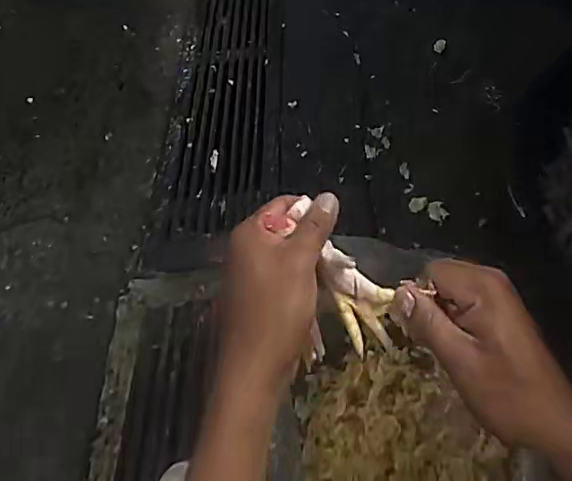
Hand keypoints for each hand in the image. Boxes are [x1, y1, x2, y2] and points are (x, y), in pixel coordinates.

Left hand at [218, 192, 337, 394]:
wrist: (252, 375)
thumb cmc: (276, 311)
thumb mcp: (302, 260)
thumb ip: (316, 225)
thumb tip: (328, 196)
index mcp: (249, 234)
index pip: (285, 203)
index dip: (310, 213)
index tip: (327, 234)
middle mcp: (243, 251)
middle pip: (287, 229)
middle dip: (312, 241)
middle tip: (327, 260)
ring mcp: (246, 277)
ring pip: (287, 255)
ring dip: (308, 264)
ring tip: (320, 281)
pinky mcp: (252, 299)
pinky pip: (281, 277)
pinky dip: (298, 282)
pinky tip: (308, 299)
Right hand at [391, 259, 571, 452]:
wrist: (550, 414)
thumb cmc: (505, 391)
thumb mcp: (459, 360)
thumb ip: (428, 322)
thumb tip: (399, 293)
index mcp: (482, 285)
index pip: (432, 270)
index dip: (417, 298)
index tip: (414, 332)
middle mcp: (492, 279)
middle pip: (443, 276)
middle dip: (429, 306)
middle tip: (430, 344)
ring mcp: (500, 292)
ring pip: (454, 290)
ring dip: (443, 315)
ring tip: (447, 350)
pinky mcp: (503, 308)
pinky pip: (468, 301)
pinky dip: (457, 320)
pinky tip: (462, 349)